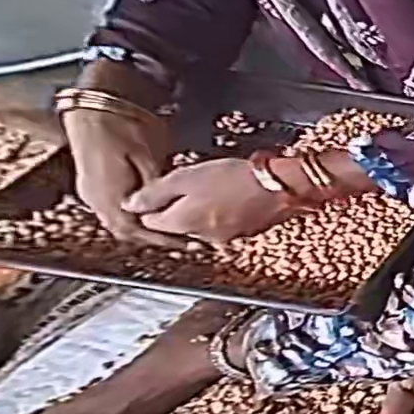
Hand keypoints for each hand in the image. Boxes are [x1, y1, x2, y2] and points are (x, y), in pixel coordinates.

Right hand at [64, 108, 190, 248]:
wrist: (97, 109)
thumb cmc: (123, 130)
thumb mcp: (146, 158)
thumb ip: (152, 185)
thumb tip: (162, 208)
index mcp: (107, 192)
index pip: (132, 228)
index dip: (161, 239)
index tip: (187, 244)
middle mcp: (95, 196)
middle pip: (125, 229)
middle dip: (155, 238)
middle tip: (186, 241)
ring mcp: (93, 190)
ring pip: (120, 221)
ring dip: (146, 229)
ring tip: (176, 232)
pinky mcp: (97, 183)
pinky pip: (116, 209)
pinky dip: (137, 217)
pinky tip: (158, 215)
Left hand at [124, 157, 295, 244]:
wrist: (283, 184)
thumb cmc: (234, 177)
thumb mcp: (184, 177)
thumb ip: (152, 194)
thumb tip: (129, 205)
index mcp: (180, 223)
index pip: (148, 221)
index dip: (150, 205)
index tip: (158, 191)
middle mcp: (202, 236)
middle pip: (177, 227)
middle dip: (178, 211)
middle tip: (189, 189)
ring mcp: (229, 236)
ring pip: (203, 227)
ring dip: (204, 214)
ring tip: (214, 192)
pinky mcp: (251, 231)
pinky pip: (228, 226)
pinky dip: (226, 215)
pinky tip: (235, 198)